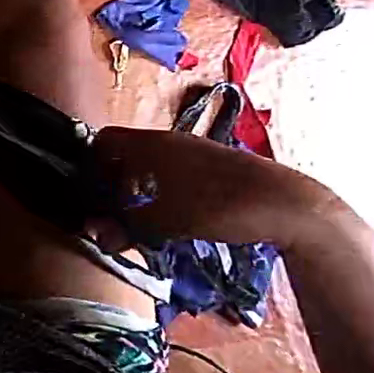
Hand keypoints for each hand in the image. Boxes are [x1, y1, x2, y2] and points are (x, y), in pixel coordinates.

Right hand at [90, 126, 352, 254]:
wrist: (282, 203)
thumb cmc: (216, 205)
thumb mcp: (165, 221)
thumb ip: (125, 226)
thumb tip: (94, 233)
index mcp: (149, 144)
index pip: (103, 141)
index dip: (91, 166)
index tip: (91, 195)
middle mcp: (167, 139)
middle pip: (125, 152)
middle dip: (113, 181)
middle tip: (112, 212)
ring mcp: (191, 149)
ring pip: (149, 163)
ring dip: (137, 187)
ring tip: (140, 217)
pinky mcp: (210, 163)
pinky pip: (171, 170)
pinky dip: (161, 188)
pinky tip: (171, 214)